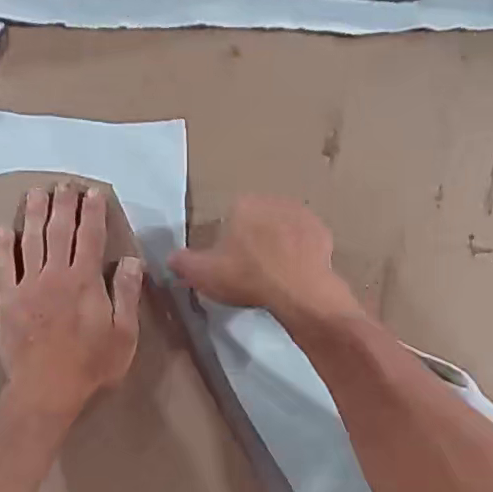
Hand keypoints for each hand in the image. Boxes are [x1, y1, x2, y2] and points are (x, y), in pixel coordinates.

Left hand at [0, 182, 143, 421]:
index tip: (94, 193)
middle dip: (63, 204)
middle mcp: (55, 275)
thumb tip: (133, 261)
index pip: (91, 237)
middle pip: (59, 231)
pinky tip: (3, 230)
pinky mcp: (7, 300)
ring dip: (34, 214)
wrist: (46, 389)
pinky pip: (3, 266)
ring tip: (36, 193)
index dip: (93, 213)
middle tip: (65, 183)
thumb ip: (127, 295)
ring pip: (30, 240)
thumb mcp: (124, 334)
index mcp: (86, 281)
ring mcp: (27, 286)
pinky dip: (3, 246)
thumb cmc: (92, 365)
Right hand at [169, 195, 360, 325]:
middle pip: (257, 221)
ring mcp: (301, 214)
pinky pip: (304, 242)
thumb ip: (182, 263)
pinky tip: (293, 274)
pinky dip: (299, 255)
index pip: (228, 218)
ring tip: (272, 275)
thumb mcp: (202, 274)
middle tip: (249, 271)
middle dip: (253, 240)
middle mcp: (273, 200)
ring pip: (282, 229)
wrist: (298, 291)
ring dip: (277, 246)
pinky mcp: (322, 232)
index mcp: (242, 203)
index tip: (228, 264)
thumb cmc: (246, 277)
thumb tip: (170, 258)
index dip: (227, 242)